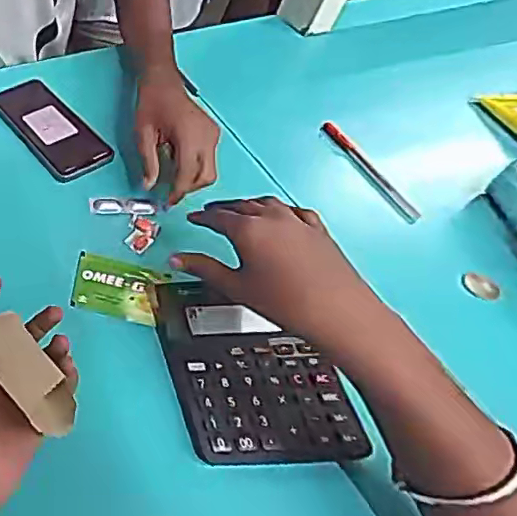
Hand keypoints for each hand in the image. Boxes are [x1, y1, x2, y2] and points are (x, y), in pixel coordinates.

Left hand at [0, 277, 73, 512]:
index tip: (1, 282)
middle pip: (24, 346)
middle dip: (40, 328)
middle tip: (55, 314)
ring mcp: (19, 402)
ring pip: (45, 370)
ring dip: (55, 354)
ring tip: (62, 348)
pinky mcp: (38, 423)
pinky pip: (57, 397)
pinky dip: (65, 383)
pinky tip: (68, 374)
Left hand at [134, 74, 219, 206]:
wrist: (162, 81)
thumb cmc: (152, 102)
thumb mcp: (143, 135)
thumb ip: (148, 162)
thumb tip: (149, 184)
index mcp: (190, 136)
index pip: (188, 175)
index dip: (177, 192)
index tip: (167, 202)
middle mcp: (207, 136)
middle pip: (206, 177)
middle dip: (188, 189)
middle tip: (169, 194)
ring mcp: (212, 134)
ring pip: (210, 170)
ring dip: (192, 179)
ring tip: (172, 179)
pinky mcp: (212, 133)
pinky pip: (208, 159)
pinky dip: (195, 167)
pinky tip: (178, 163)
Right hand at [170, 197, 393, 355]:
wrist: (337, 311)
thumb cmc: (288, 302)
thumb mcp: (235, 286)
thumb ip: (204, 268)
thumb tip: (179, 260)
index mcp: (248, 229)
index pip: (217, 216)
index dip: (202, 217)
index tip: (194, 218)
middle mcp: (273, 219)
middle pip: (242, 206)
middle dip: (224, 208)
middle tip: (211, 212)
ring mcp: (298, 222)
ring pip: (268, 204)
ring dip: (250, 205)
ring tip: (241, 210)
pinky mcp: (318, 231)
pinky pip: (295, 212)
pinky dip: (281, 210)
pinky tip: (281, 216)